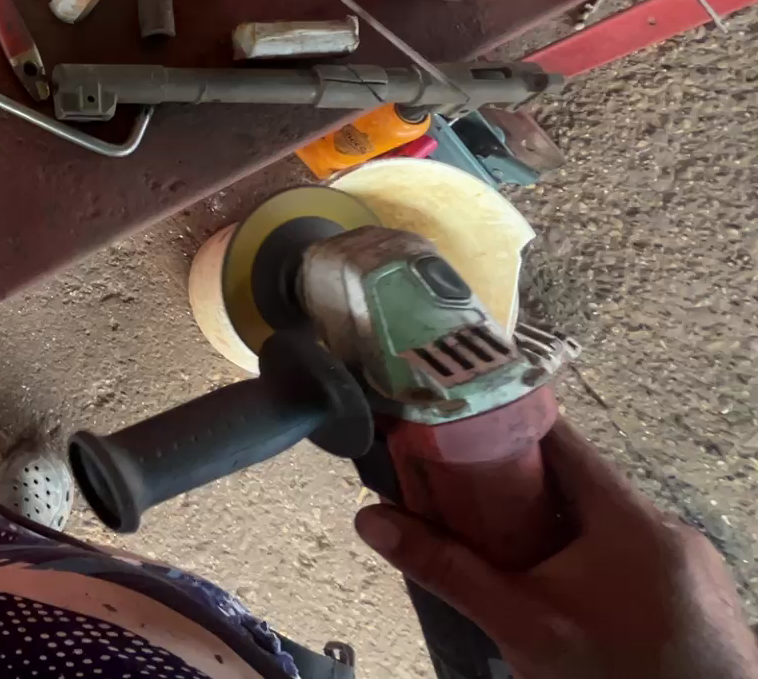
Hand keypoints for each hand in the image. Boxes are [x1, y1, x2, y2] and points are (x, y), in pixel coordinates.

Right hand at [355, 421, 757, 678]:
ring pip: (578, 510)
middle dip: (493, 474)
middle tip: (434, 479)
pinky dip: (551, 540)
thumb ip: (447, 570)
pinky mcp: (679, 592)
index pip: (552, 436)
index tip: (434, 419)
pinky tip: (521, 566)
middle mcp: (664, 529)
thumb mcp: (527, 628)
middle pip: (560, 474)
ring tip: (466, 524)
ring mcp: (678, 563)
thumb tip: (367, 518)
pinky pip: (600, 541)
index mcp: (636, 521)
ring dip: (521, 511)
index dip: (489, 420)